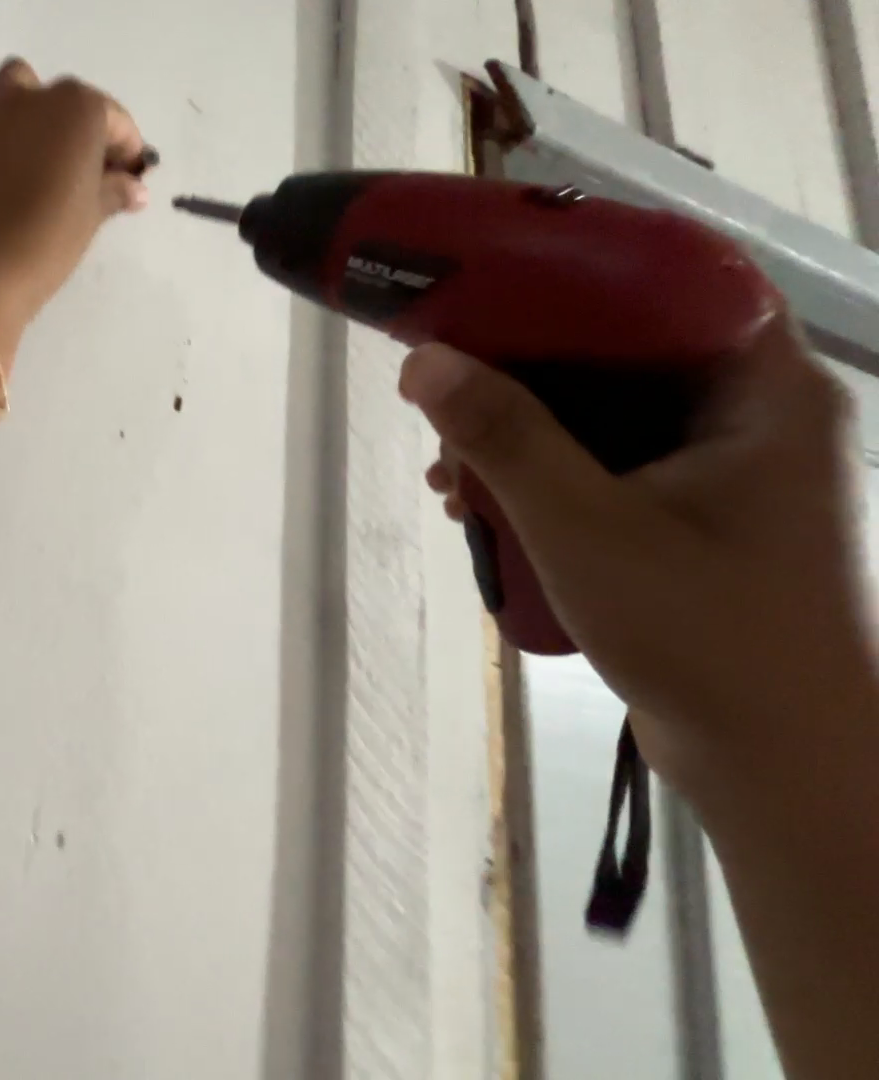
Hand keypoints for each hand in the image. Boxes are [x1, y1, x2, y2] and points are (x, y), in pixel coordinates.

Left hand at [0, 58, 148, 357]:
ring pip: (14, 85)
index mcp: (80, 110)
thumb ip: (115, 190)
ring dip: (28, 107)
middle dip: (77, 131)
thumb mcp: (91, 217)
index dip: (123, 150)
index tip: (127, 176)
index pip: (113, 122)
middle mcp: (36, 95)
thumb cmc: (47, 245)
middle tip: (82, 173)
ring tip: (32, 150)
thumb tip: (135, 187)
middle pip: (65, 102)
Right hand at [403, 320, 878, 804]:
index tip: (486, 283)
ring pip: (603, 411)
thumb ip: (504, 437)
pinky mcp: (689, 511)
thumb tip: (422, 359)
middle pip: (624, 348)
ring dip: (517, 430)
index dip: (578, 269)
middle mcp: (749, 414)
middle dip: (520, 369)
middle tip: (443, 393)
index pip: (676, 281)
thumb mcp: (581, 525)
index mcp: (761, 392)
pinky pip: (601, 461)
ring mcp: (721, 467)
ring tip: (448, 468)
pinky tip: (479, 506)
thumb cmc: (698, 629)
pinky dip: (538, 473)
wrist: (773, 753)